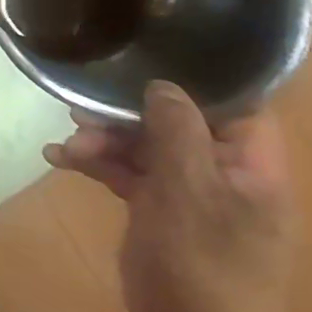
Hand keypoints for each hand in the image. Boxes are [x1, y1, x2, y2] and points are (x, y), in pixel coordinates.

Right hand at [45, 82, 294, 311]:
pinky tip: (58, 158)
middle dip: (125, 111)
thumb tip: (162, 84)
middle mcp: (223, 173)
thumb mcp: (191, 189)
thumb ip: (178, 130)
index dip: (199, 79)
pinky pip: (123, 171)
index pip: (237, 106)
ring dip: (102, 137)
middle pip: (175, 121)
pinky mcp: (156, 208)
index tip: (150, 52)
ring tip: (70, 143)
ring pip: (142, 143)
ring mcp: (188, 192)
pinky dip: (93, 162)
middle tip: (83, 108)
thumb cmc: (204, 259)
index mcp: (252, 168)